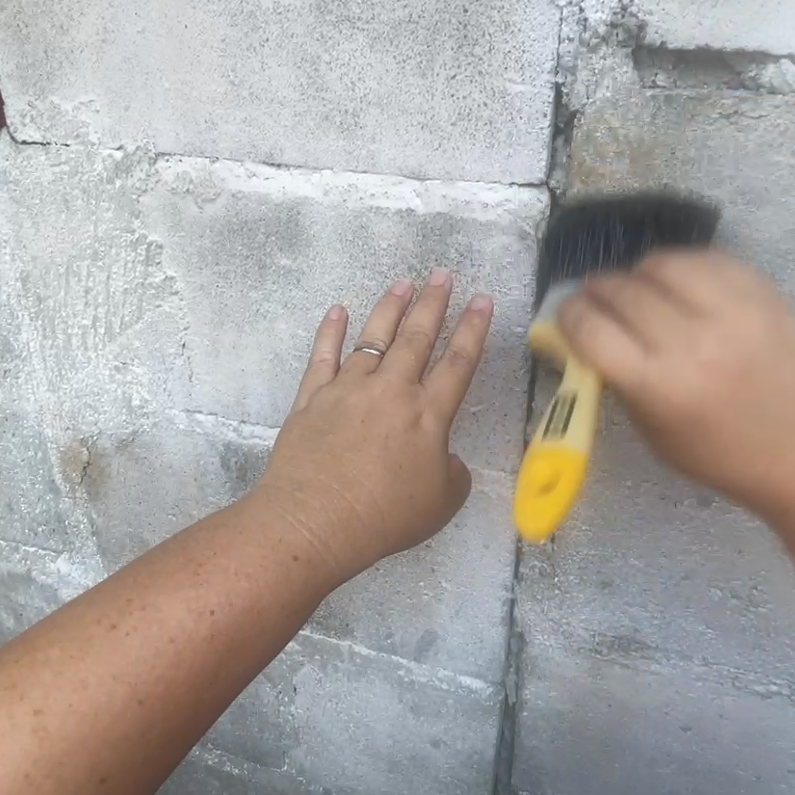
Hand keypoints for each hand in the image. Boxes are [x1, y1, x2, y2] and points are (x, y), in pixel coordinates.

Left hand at [250, 269, 493, 579]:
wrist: (314, 521)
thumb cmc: (384, 517)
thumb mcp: (440, 503)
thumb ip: (452, 474)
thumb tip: (444, 458)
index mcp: (428, 415)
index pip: (458, 362)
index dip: (473, 329)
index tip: (482, 299)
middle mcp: (391, 391)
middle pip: (417, 337)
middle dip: (433, 302)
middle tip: (442, 274)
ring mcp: (348, 389)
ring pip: (373, 338)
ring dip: (389, 308)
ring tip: (402, 283)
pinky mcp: (312, 397)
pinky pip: (322, 356)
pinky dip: (330, 331)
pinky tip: (337, 310)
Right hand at [555, 249, 794, 515]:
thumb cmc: (722, 456)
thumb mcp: (653, 433)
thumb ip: (618, 379)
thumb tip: (586, 331)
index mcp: (661, 386)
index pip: (591, 329)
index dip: (569, 314)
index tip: (567, 314)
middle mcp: (695, 342)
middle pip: (622, 291)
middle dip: (597, 290)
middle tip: (595, 296)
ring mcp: (735, 312)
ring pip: (662, 263)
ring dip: (637, 271)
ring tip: (637, 285)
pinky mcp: (766, 295)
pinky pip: (708, 259)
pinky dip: (682, 266)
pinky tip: (678, 282)